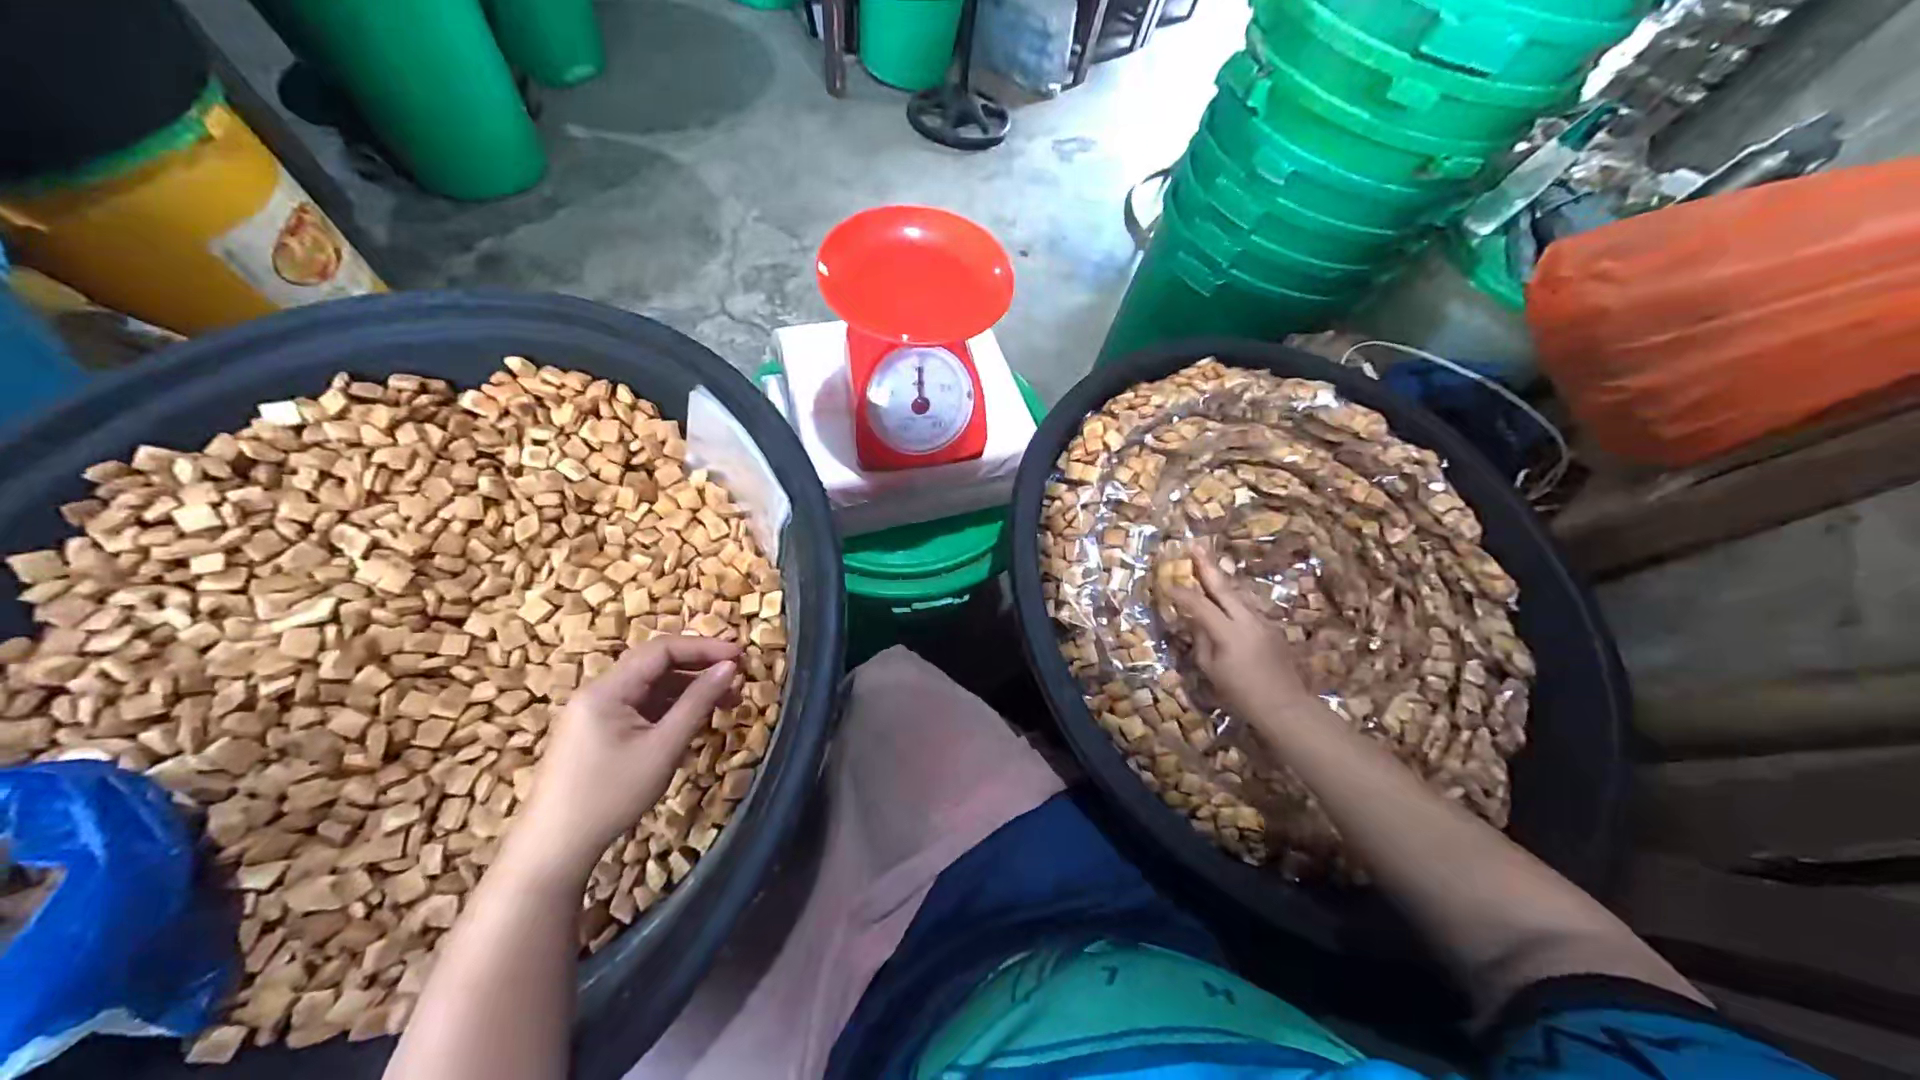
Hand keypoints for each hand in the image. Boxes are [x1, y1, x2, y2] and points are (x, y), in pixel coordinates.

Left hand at [507, 636, 739, 879]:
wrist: (553, 849)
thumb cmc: (611, 796)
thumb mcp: (663, 748)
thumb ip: (698, 702)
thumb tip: (730, 667)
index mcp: (606, 689)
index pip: (661, 649)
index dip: (704, 647)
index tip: (740, 655)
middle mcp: (597, 692)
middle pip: (655, 665)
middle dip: (699, 668)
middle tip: (738, 680)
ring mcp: (595, 713)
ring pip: (650, 687)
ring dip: (688, 690)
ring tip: (726, 703)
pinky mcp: (597, 733)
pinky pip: (640, 707)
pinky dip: (670, 709)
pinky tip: (694, 721)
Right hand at [1171, 551, 1321, 726]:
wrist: (1285, 706)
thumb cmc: (1241, 694)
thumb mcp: (1211, 669)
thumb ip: (1201, 640)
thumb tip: (1194, 621)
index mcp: (1228, 632)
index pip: (1199, 605)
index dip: (1181, 593)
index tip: (1166, 584)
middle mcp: (1247, 620)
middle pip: (1223, 587)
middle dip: (1207, 566)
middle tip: (1194, 546)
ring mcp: (1262, 622)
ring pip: (1237, 595)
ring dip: (1220, 580)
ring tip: (1207, 566)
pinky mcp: (1271, 628)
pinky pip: (1247, 608)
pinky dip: (1232, 600)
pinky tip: (1224, 600)